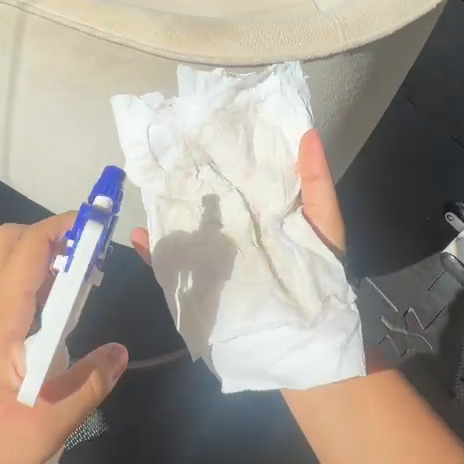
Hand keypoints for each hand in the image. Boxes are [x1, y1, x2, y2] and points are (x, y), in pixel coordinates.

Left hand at [0, 213, 127, 463]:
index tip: (104, 226)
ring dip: (39, 264)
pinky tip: (45, 328)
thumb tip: (120, 352)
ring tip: (76, 293)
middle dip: (54, 237)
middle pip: (12, 241)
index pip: (33, 243)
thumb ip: (85, 386)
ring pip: (2, 267)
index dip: (69, 225)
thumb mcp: (40, 429)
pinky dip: (25, 289)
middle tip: (89, 262)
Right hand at [133, 127, 345, 263]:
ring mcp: (215, 255)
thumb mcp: (324, 221)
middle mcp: (234, 227)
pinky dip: (154, 251)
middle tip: (162, 150)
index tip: (201, 124)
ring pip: (185, 226)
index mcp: (261, 208)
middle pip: (206, 198)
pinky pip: (173, 265)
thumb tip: (308, 131)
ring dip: (165, 209)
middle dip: (185, 177)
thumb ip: (315, 181)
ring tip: (147, 188)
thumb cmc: (322, 273)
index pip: (237, 174)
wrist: (309, 339)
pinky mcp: (203, 283)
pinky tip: (139, 236)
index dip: (222, 152)